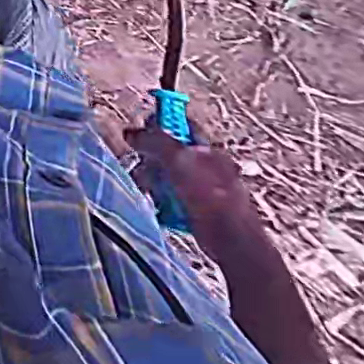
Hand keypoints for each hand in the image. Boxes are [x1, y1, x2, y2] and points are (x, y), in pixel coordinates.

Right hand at [126, 123, 269, 262]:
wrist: (232, 240)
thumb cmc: (211, 196)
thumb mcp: (177, 159)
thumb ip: (153, 141)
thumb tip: (130, 132)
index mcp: (205, 147)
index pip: (179, 123)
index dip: (159, 123)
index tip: (142, 130)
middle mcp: (203, 164)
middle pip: (166, 151)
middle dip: (150, 159)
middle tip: (147, 167)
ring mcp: (199, 187)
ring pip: (164, 175)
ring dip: (153, 182)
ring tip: (153, 191)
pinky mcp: (194, 208)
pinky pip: (167, 196)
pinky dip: (160, 199)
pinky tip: (161, 205)